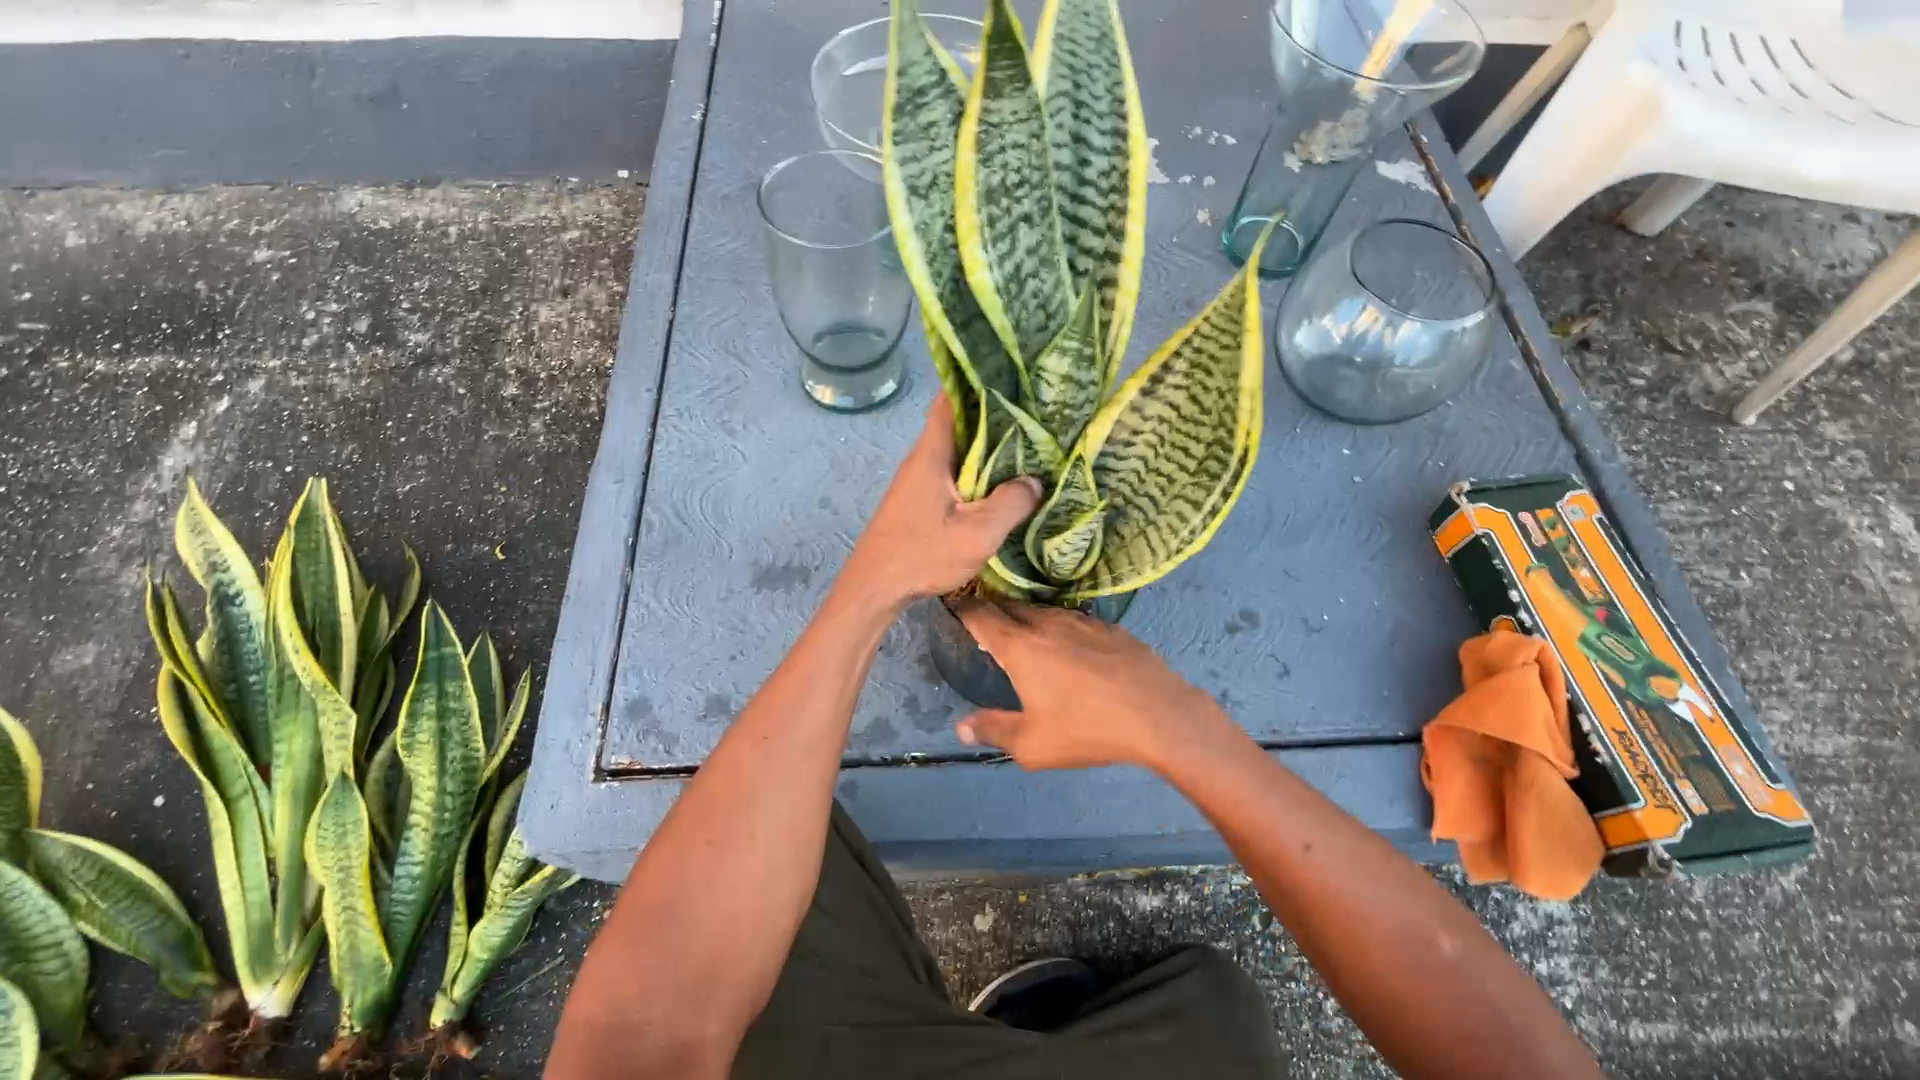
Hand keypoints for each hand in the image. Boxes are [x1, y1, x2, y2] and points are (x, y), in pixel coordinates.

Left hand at [842, 394, 1041, 607]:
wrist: (874, 588)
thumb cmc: (921, 555)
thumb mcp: (977, 534)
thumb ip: (1010, 504)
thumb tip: (1034, 482)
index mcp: (932, 453)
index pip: (950, 400)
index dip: (976, 382)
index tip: (1010, 375)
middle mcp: (922, 458)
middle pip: (958, 422)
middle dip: (992, 414)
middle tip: (1034, 411)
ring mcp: (918, 480)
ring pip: (957, 450)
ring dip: (987, 446)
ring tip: (1028, 443)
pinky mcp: (919, 500)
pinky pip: (953, 472)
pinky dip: (977, 469)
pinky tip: (1001, 482)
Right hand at [952, 601, 1238, 770]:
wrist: (1159, 715)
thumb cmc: (1087, 729)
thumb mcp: (1032, 744)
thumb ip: (993, 730)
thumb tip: (961, 727)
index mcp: (1020, 646)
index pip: (980, 615)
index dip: (962, 609)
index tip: (951, 608)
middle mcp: (1046, 623)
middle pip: (1009, 606)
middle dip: (991, 611)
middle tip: (981, 624)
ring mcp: (1081, 621)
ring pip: (1042, 610)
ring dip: (1025, 617)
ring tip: (1021, 632)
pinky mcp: (1109, 627)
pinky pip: (1072, 619)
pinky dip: (1058, 625)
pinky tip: (1066, 644)